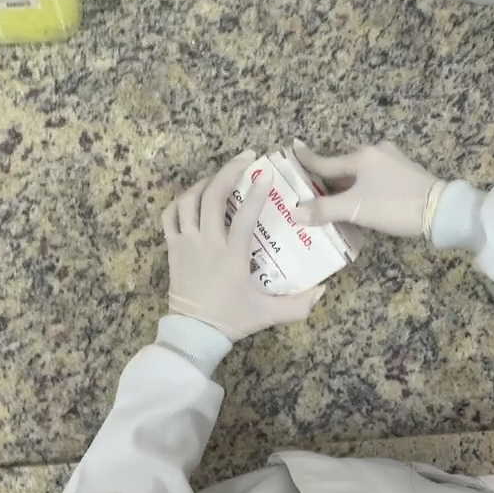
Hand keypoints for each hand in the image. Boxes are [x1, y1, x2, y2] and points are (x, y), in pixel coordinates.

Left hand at [162, 151, 324, 339]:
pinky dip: (180, 201)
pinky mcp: (173, 248)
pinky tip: (194, 197)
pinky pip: (170, 215)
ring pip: (189, 200)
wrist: (193, 333)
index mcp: (232, 256)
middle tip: (247, 158)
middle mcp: (207, 243)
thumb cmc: (231, 319)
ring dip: (205, 183)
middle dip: (229, 171)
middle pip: (213, 197)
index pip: (245, 217)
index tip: (266, 173)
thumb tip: (323, 290)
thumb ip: (299, 305)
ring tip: (221, 177)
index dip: (256, 193)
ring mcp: (186, 243)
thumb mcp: (269, 314)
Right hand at [291, 141, 446, 238]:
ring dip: (346, 184)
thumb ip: (324, 210)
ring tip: (331, 197)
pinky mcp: (406, 174)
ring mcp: (393, 162)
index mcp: (361, 157)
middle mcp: (376, 153)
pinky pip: (374, 178)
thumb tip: (295, 212)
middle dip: (327, 177)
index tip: (293, 147)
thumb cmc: (394, 205)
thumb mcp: (355, 209)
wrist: (441, 211)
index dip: (307, 159)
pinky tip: (359, 199)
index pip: (326, 161)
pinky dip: (362, 187)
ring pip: (360, 172)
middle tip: (309, 186)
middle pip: (343, 166)